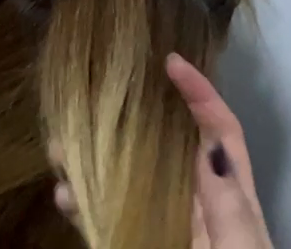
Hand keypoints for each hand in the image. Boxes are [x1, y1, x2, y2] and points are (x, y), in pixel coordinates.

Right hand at [50, 53, 274, 248]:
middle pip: (165, 145)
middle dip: (129, 115)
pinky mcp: (138, 245)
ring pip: (129, 177)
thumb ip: (227, 206)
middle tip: (93, 92)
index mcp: (230, 200)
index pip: (220, 131)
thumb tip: (212, 142)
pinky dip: (84, 203)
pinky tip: (64, 195)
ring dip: (95, 156)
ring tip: (60, 146)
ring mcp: (167, 228)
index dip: (200, 92)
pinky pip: (109, 219)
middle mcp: (198, 206)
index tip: (169, 61)